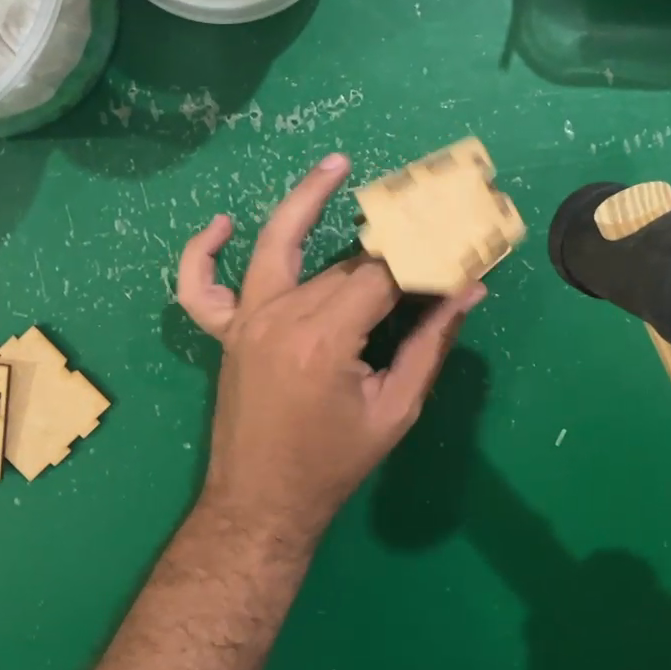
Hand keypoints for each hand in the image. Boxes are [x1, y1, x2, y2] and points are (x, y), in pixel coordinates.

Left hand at [176, 152, 484, 542]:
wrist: (261, 504)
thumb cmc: (333, 464)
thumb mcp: (395, 409)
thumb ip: (430, 343)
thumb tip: (470, 290)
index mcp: (325, 338)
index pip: (384, 275)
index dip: (425, 261)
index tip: (458, 249)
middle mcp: (280, 315)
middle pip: (345, 263)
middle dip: (390, 245)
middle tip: (428, 226)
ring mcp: (245, 320)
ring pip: (287, 251)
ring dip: (309, 205)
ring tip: (337, 165)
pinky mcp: (226, 331)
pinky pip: (201, 285)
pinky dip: (203, 251)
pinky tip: (222, 222)